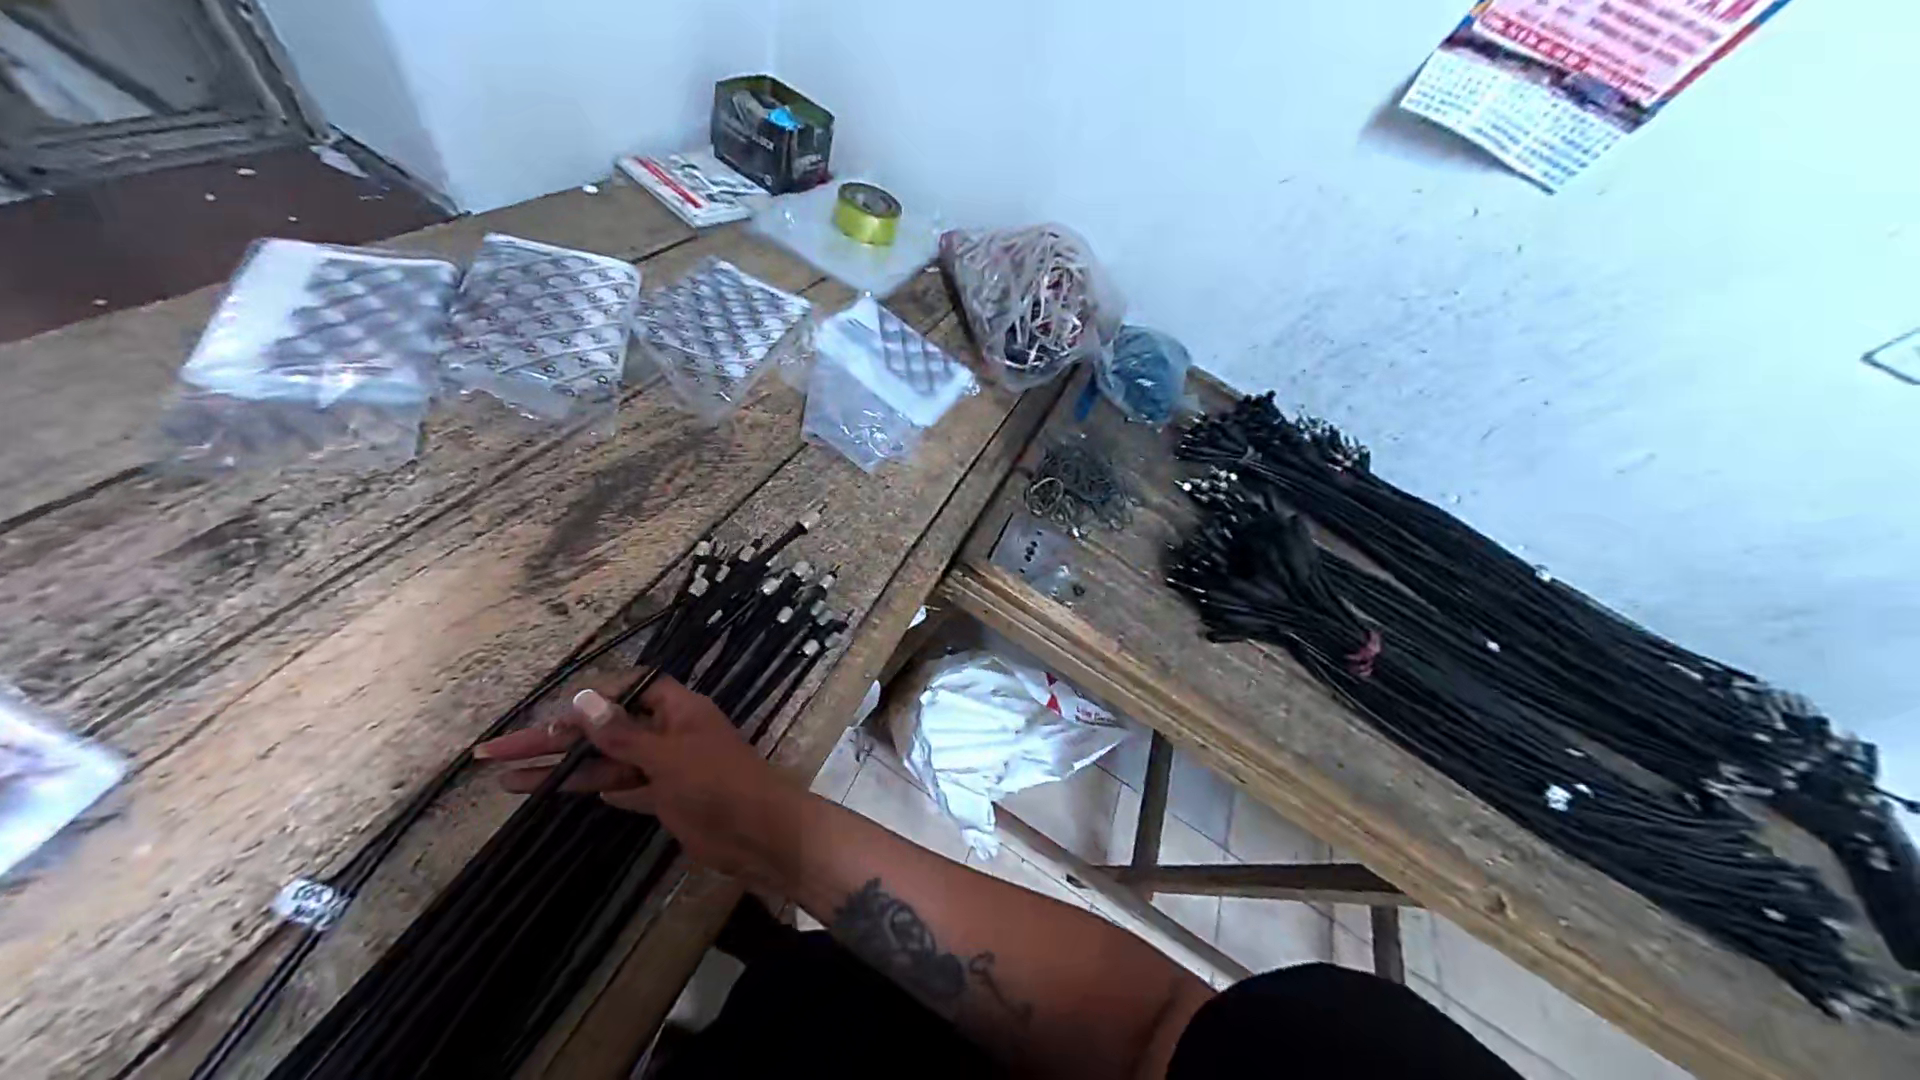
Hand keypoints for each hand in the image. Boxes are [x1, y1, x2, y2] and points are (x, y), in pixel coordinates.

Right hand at [472, 676, 805, 890]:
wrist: (758, 834)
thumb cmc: (717, 784)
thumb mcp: (666, 755)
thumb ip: (621, 732)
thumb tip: (580, 699)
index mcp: (678, 709)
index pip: (628, 689)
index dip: (589, 698)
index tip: (551, 715)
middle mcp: (670, 732)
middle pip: (606, 729)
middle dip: (556, 739)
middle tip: (495, 751)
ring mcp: (667, 767)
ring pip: (609, 762)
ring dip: (565, 769)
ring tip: (507, 780)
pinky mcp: (666, 798)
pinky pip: (624, 787)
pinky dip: (599, 788)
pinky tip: (565, 792)